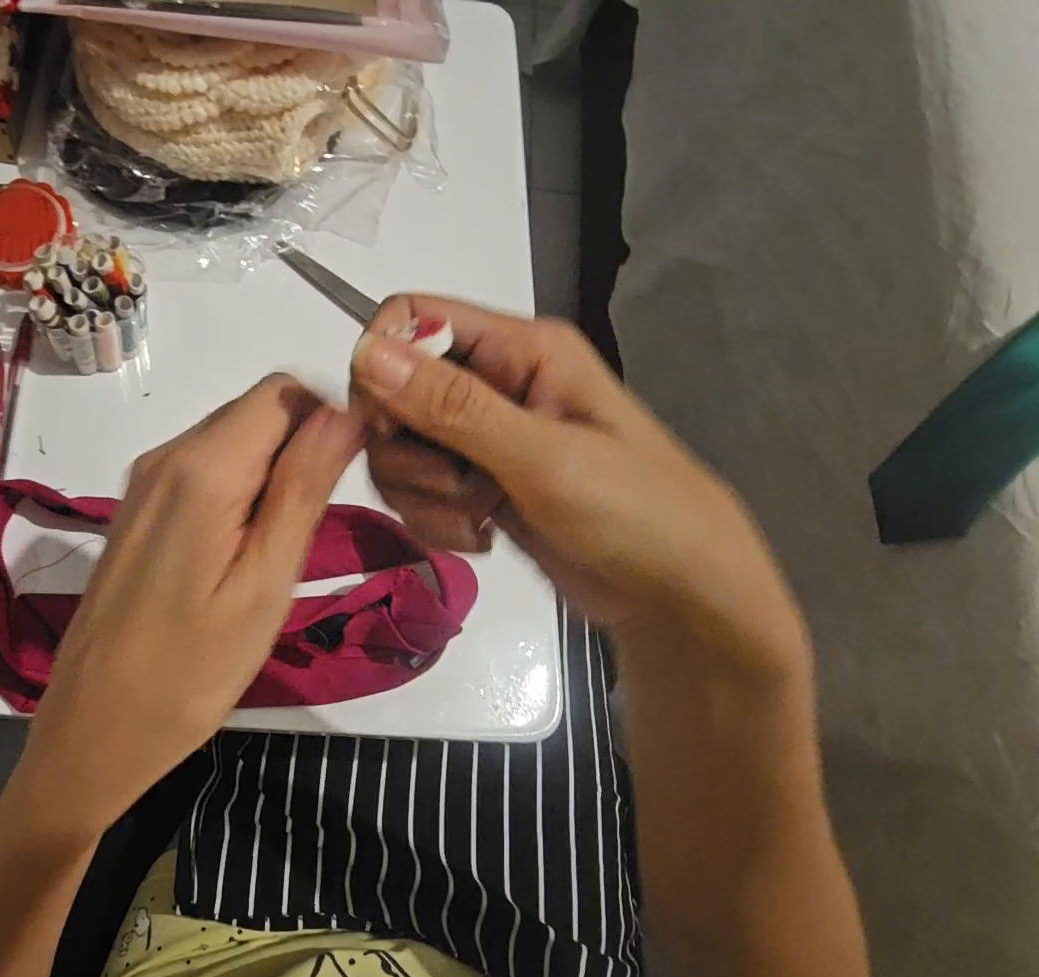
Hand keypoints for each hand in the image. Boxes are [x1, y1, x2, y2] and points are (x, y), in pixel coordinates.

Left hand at [17, 375, 363, 830]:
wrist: (97, 727)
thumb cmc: (193, 671)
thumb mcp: (265, 584)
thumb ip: (303, 489)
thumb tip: (345, 410)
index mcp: (201, 467)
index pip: (283, 391)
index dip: (329, 417)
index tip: (354, 475)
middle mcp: (164, 456)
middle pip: (255, 411)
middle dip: (301, 446)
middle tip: (317, 527)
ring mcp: (143, 483)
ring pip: (230, 440)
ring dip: (271, 473)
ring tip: (280, 549)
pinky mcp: (135, 510)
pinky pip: (201, 471)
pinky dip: (237, 491)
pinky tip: (240, 553)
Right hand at [349, 296, 805, 673]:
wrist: (672, 596)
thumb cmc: (634, 512)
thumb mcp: (542, 457)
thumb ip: (452, 406)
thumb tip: (366, 353)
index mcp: (518, 350)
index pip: (412, 319)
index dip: (380, 366)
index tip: (383, 427)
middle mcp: (492, 384)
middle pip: (392, 396)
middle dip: (409, 453)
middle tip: (455, 485)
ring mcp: (480, 440)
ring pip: (398, 453)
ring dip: (426, 496)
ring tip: (480, 518)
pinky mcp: (473, 486)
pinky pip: (417, 493)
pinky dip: (437, 521)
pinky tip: (483, 536)